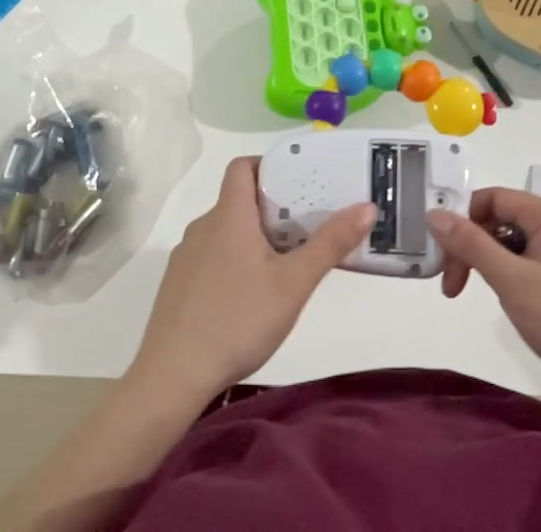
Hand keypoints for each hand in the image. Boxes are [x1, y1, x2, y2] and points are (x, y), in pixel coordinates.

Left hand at [129, 157, 375, 400]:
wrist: (173, 375)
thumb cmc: (238, 321)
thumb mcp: (293, 284)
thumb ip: (330, 243)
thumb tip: (366, 206)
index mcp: (228, 216)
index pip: (242, 167)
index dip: (270, 166)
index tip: (301, 182)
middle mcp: (203, 228)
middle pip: (239, 200)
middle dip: (274, 208)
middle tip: (310, 227)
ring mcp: (186, 257)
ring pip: (226, 231)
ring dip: (256, 237)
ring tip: (288, 263)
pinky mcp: (179, 285)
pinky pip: (212, 257)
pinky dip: (236, 261)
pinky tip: (253, 296)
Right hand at [428, 188, 540, 407]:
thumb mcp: (511, 279)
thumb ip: (470, 244)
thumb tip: (434, 213)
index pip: (493, 198)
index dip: (463, 219)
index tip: (441, 254)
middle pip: (500, 220)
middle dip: (470, 247)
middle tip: (451, 287)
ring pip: (511, 245)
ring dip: (486, 265)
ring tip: (472, 295)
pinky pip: (526, 265)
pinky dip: (506, 278)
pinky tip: (505, 302)